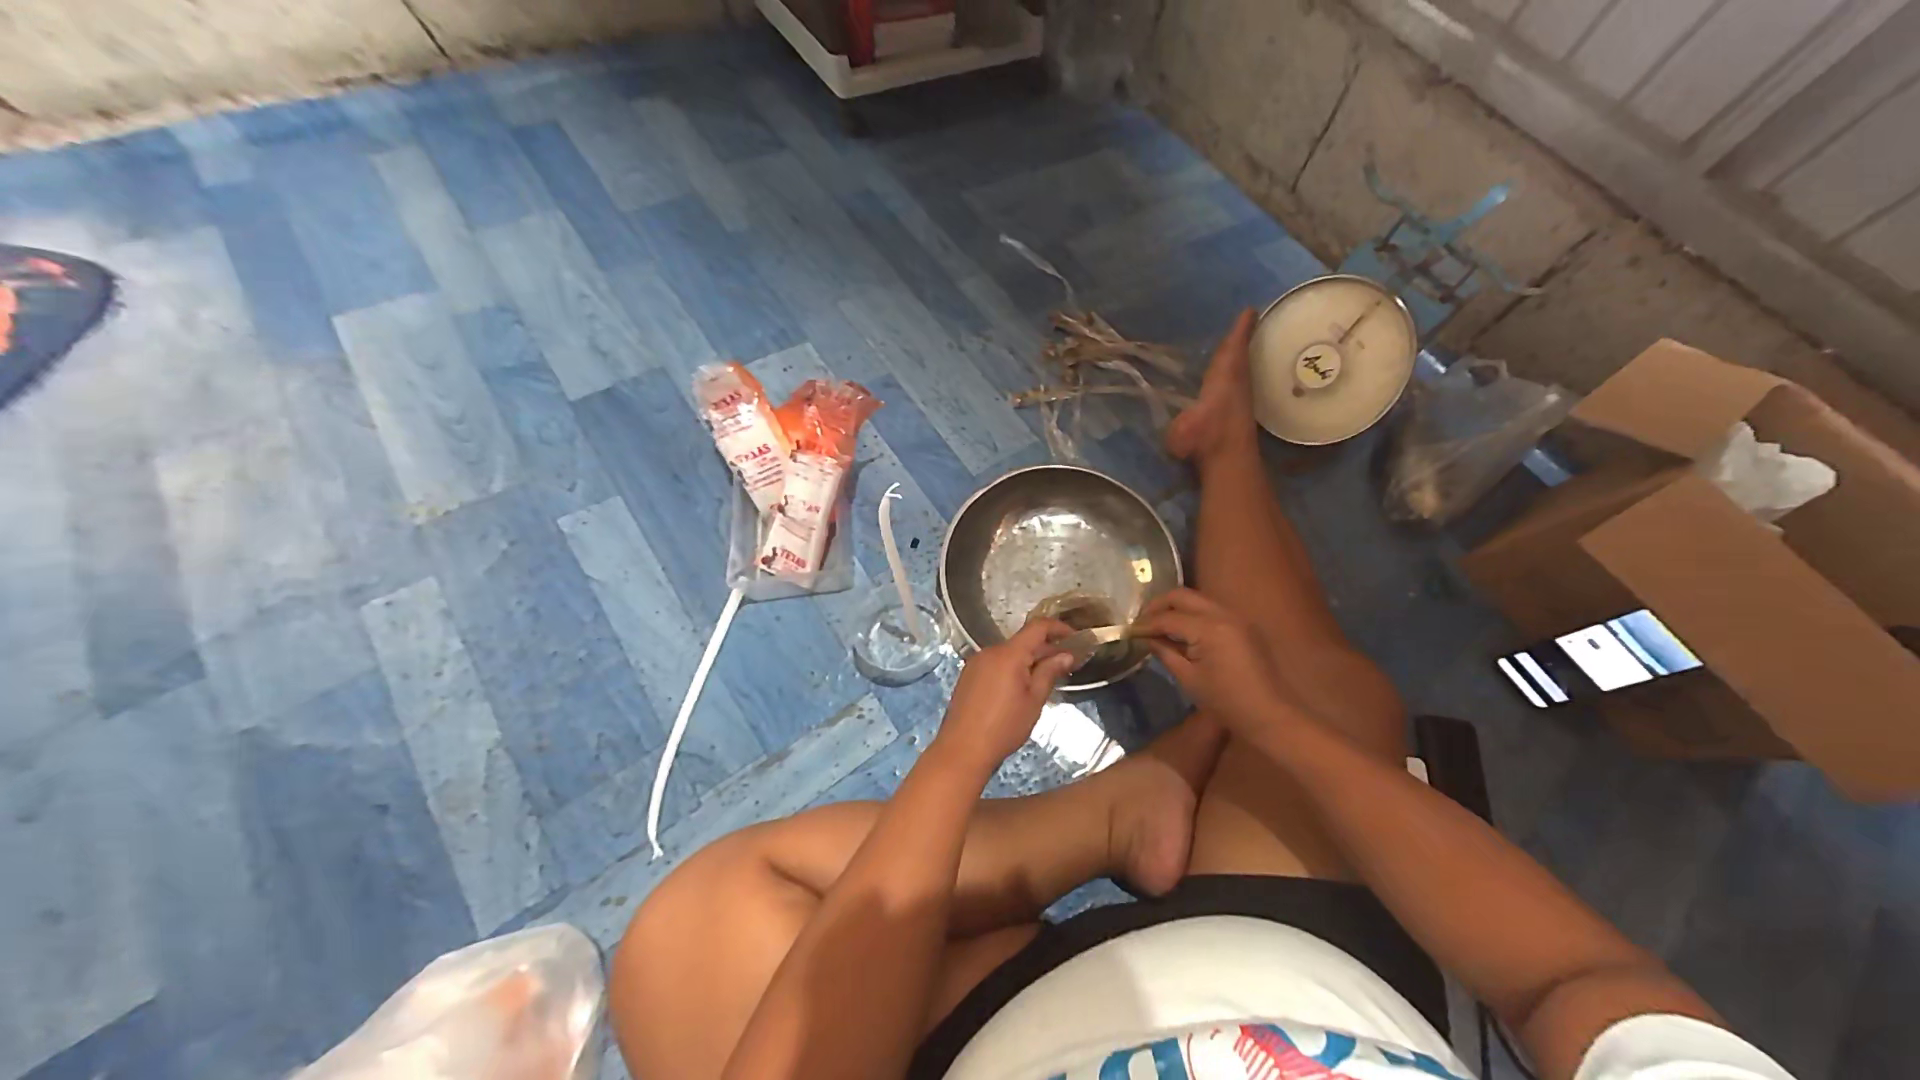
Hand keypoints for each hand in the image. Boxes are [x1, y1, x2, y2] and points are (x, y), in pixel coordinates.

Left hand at [933, 619, 1076, 771]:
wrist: (962, 749)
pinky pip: (996, 663)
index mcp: (1008, 654)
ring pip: (1009, 653)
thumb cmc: (1004, 727)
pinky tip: (1020, 687)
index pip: (1037, 627)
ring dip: (1029, 660)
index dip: (1058, 627)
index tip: (1075, 637)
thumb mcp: (1034, 700)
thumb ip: (1049, 672)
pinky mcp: (969, 675)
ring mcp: (976, 662)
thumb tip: (1066, 655)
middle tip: (1066, 664)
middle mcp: (990, 651)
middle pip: (1023, 641)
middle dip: (1046, 649)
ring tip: (1046, 678)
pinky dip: (1012, 668)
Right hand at [1133, 589, 1290, 732]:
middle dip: (1158, 605)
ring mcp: (1236, 617)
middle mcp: (1223, 614)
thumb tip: (1146, 638)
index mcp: (1209, 628)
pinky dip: (1192, 614)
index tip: (1129, 632)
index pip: (1168, 617)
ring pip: (1198, 599)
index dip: (1146, 624)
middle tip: (1142, 622)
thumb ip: (1165, 651)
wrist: (1269, 714)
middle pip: (1182, 595)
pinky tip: (1181, 631)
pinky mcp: (1243, 625)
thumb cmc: (1225, 702)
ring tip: (1158, 625)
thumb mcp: (1188, 678)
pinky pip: (1211, 609)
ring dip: (1176, 608)